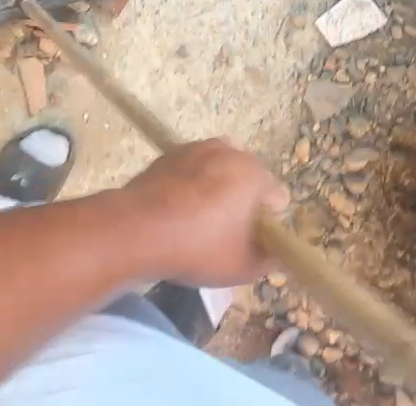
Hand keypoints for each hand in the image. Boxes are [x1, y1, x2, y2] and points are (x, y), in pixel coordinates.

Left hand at [118, 139, 289, 286]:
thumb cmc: (198, 247)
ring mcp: (196, 147)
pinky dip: (193, 182)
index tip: (252, 241)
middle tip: (228, 232)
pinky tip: (179, 208)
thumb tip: (274, 252)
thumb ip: (269, 259)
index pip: (278, 197)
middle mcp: (228, 151)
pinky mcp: (170, 152)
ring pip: (221, 169)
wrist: (138, 228)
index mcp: (253, 174)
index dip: (270, 222)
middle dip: (245, 201)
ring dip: (219, 188)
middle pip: (250, 178)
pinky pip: (194, 168)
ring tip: (201, 219)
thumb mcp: (243, 267)